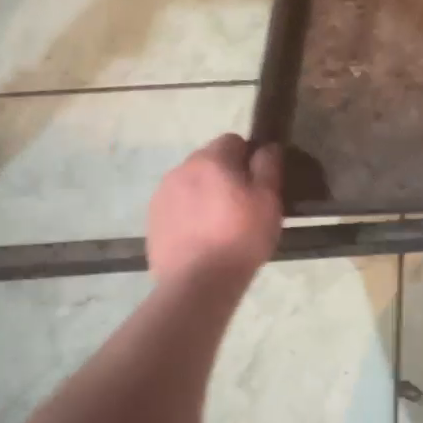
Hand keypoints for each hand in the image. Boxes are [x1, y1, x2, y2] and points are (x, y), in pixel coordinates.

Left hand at [146, 134, 283, 292]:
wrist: (197, 282)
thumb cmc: (241, 236)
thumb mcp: (269, 199)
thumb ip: (268, 165)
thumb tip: (266, 147)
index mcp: (211, 160)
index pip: (233, 140)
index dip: (249, 158)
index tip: (259, 183)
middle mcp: (181, 169)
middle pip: (210, 160)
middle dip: (226, 174)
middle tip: (243, 204)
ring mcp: (162, 195)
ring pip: (192, 183)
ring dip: (206, 193)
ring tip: (221, 223)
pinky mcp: (153, 219)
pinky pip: (178, 204)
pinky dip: (190, 212)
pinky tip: (202, 236)